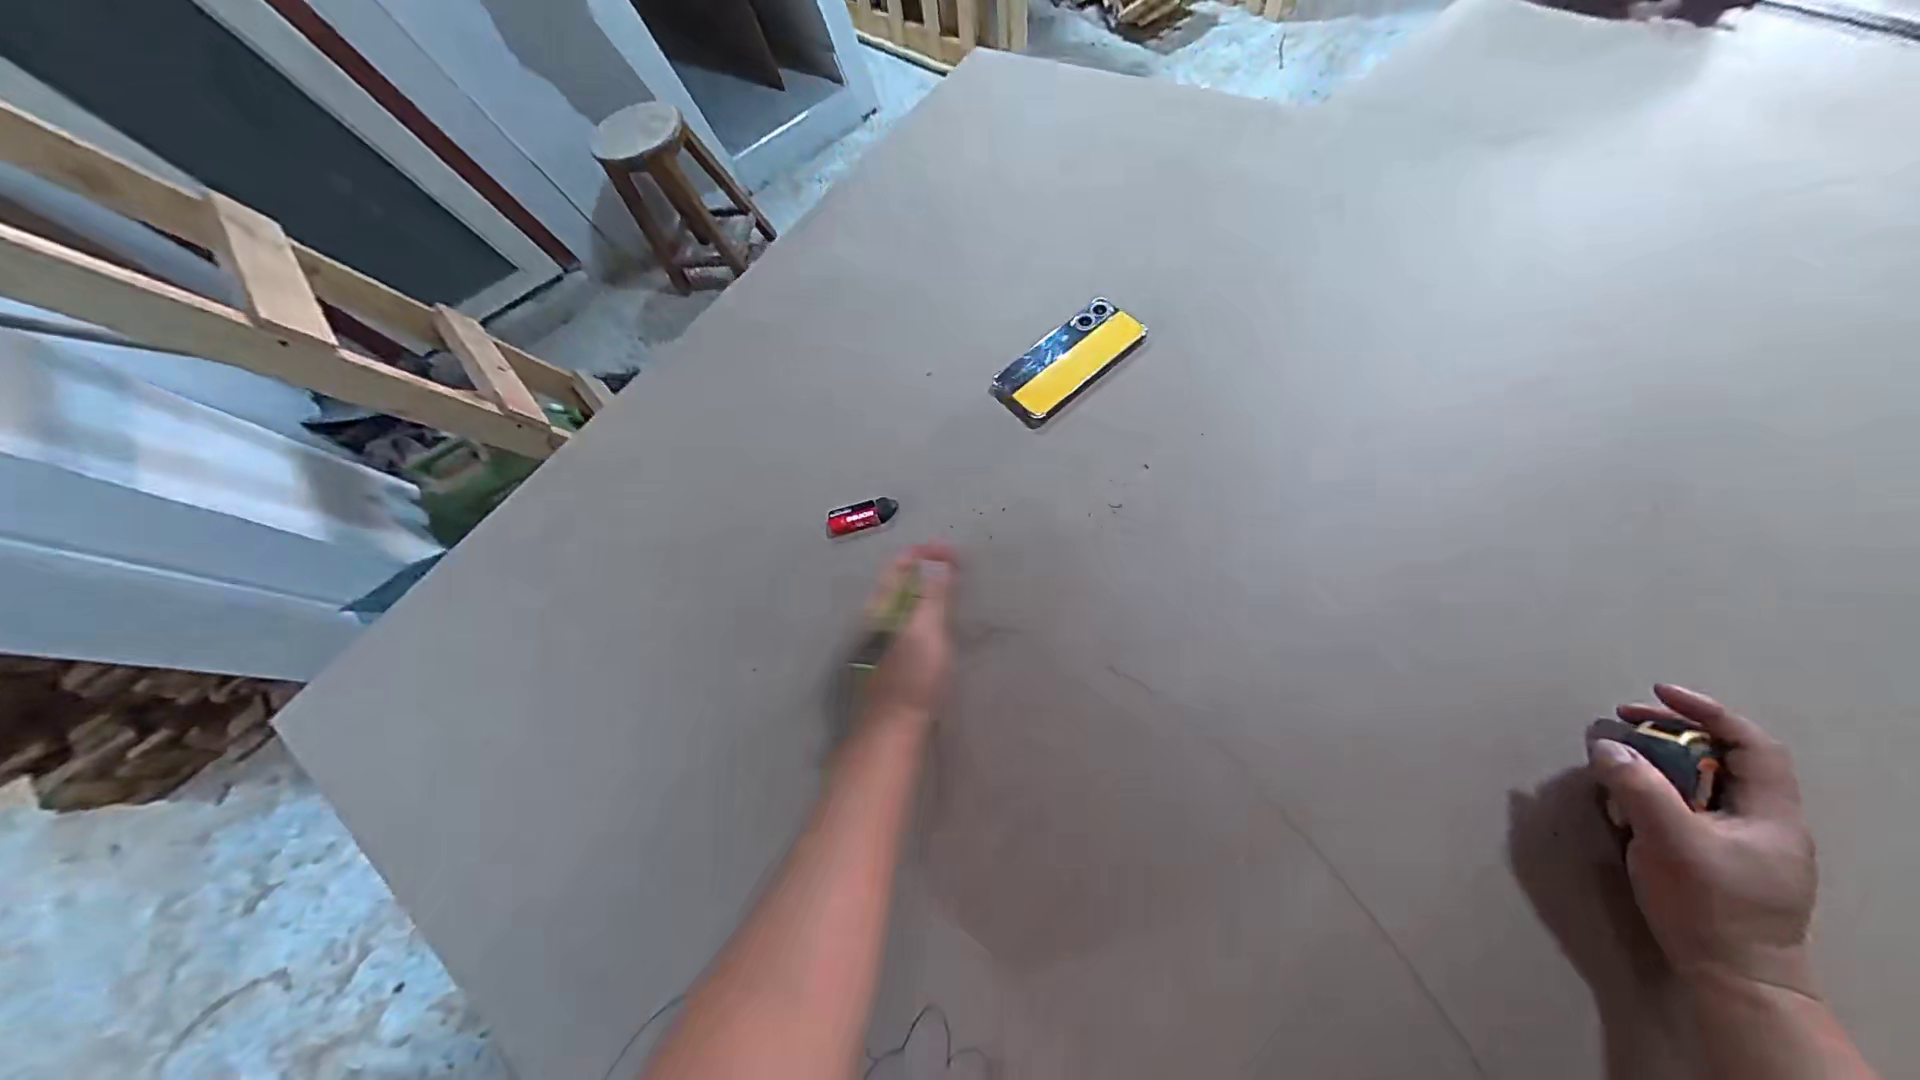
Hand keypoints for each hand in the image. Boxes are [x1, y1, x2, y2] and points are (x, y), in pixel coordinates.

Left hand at [857, 542, 956, 728]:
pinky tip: (938, 628)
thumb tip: (934, 559)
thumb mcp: (927, 631)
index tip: (952, 553)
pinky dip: (925, 617)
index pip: (898, 567)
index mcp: (882, 609)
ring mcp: (881, 645)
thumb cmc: (913, 678)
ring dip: (925, 594)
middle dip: (924, 571)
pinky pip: (908, 627)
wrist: (893, 732)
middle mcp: (876, 622)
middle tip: (954, 567)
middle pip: (898, 586)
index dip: (924, 554)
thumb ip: (932, 595)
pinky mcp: (891, 664)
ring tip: (950, 592)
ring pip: (902, 608)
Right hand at [1587, 684, 1818, 997]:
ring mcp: (1738, 840)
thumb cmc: (1711, 906)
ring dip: (1653, 765)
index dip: (1706, 711)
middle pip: (1721, 759)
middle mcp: (1762, 821)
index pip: (1750, 744)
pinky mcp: (1712, 855)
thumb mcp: (1670, 840)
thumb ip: (1637, 787)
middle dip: (1669, 734)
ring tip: (1614, 767)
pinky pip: (1681, 807)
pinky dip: (1650, 793)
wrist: (1734, 976)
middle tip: (1623, 721)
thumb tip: (1606, 744)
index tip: (1657, 692)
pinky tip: (1623, 806)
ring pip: (1698, 783)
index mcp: (1770, 813)